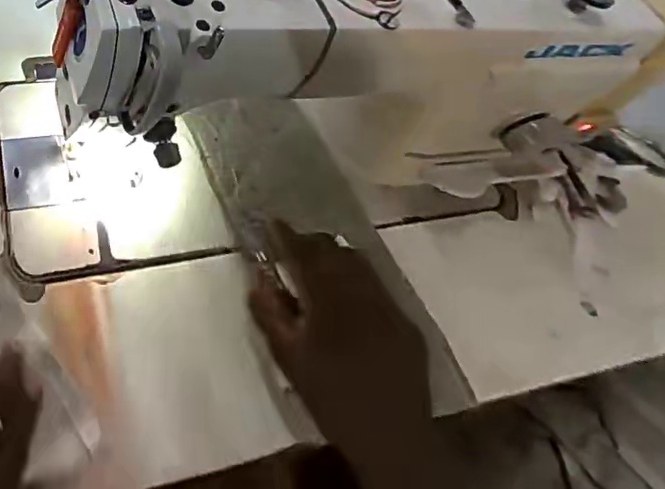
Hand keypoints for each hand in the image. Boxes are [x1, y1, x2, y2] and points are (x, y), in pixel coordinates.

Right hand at [248, 221, 451, 484]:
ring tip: (319, 263)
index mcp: (330, 300)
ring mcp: (391, 310)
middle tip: (292, 244)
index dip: (286, 235)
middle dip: (312, 243)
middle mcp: (363, 296)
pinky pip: (380, 288)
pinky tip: (350, 295)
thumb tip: (256, 280)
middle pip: (336, 251)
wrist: (393, 442)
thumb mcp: (286, 356)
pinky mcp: (408, 327)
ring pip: (361, 265)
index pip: (305, 253)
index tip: (272, 223)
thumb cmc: (330, 396)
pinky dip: (359, 280)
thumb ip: (267, 312)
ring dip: (337, 257)